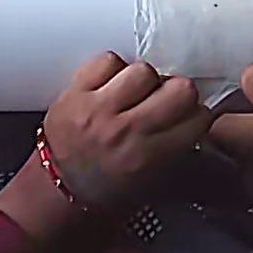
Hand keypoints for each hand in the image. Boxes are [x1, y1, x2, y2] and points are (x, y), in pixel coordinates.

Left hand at [40, 52, 212, 210]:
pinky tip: (111, 86)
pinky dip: (113, 70)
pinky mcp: (75, 93)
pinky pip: (107, 61)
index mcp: (147, 156)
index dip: (196, 116)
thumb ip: (176, 151)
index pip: (196, 119)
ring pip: (144, 71)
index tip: (188, 118)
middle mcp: (125, 130)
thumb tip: (196, 118)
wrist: (56, 191)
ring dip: (145, 81)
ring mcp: (97, 109)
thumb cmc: (106, 190)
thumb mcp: (151, 183)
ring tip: (135, 94)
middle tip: (165, 103)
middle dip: (177, 94)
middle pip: (180, 89)